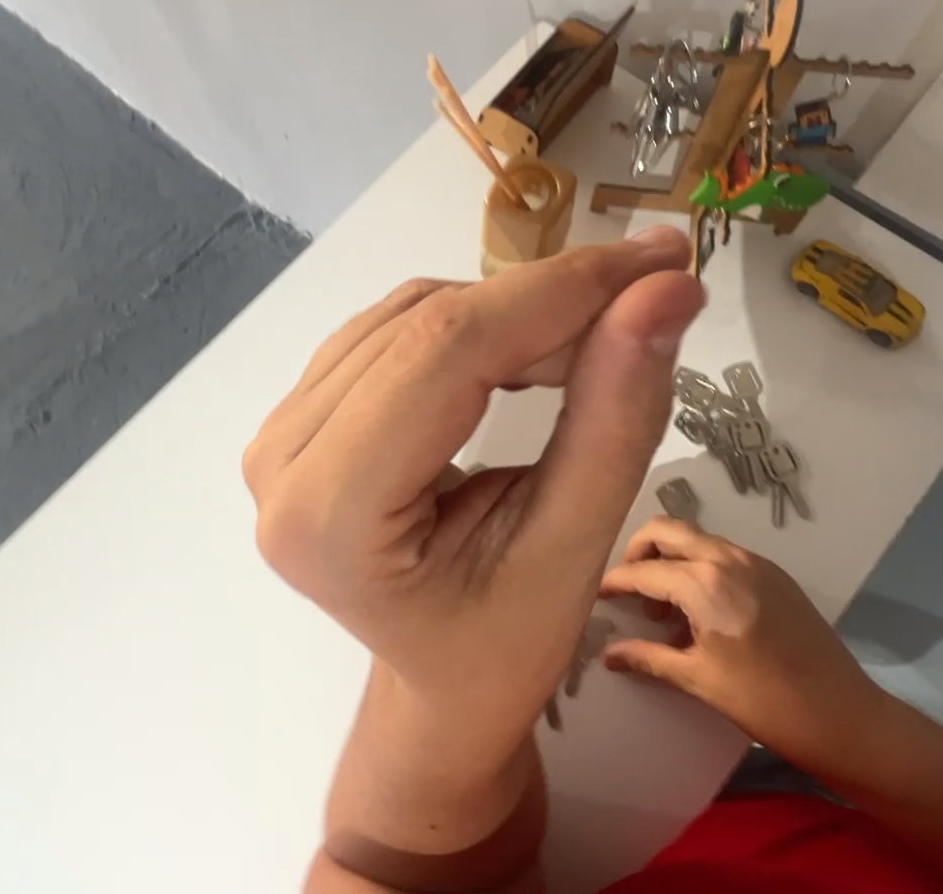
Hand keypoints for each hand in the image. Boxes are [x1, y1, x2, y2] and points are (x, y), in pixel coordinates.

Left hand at [243, 230, 701, 748]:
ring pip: (413, 315)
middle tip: (651, 296)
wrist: (439, 680)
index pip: (447, 353)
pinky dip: (477, 324)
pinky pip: (395, 330)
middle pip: (428, 326)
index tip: (662, 261)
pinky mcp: (302, 414)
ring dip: (517, 311)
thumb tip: (662, 293)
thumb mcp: (571, 549)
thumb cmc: (503, 646)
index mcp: (330, 515)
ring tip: (598, 340)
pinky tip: (532, 350)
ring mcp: (281, 431)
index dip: (561, 293)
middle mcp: (282, 460)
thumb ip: (614, 419)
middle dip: (551, 300)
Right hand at [597, 518, 894, 766]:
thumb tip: (609, 654)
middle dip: (639, 550)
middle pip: (667, 530)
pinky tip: (700, 609)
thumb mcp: (699, 680)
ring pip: (696, 538)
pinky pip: (722, 553)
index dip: (615, 582)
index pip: (644, 571)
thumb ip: (649, 658)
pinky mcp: (774, 573)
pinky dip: (700, 566)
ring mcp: (755, 562)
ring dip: (671, 558)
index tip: (596, 594)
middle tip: (630, 587)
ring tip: (665, 606)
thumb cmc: (764, 702)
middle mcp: (727, 559)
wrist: (844, 715)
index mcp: (705, 584)